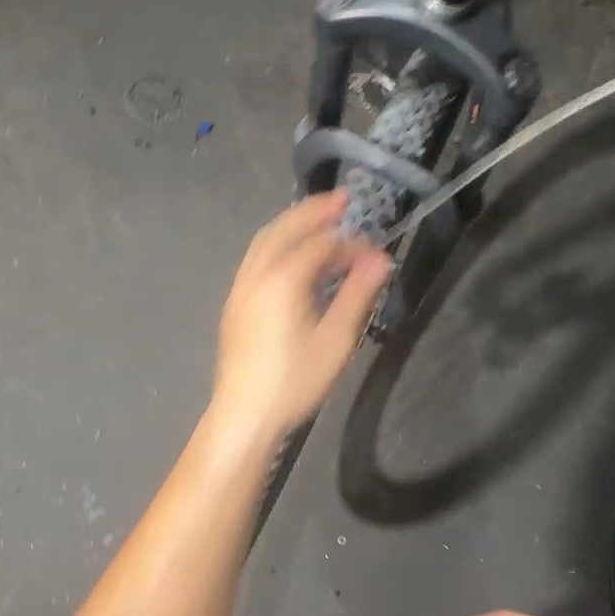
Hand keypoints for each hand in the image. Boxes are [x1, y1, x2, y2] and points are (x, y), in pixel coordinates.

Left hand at [209, 191, 389, 442]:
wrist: (245, 415)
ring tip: (318, 221)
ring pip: (264, 242)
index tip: (376, 253)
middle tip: (341, 201)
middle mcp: (256, 275)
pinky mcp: (235, 305)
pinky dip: (276, 244)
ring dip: (291, 225)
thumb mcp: (335, 340)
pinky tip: (290, 257)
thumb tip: (380, 260)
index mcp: (282, 279)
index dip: (351, 244)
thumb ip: (357, 295)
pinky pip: (255, 259)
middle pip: (284, 229)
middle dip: (313, 212)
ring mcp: (240, 289)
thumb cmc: (294, 381)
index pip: (321, 245)